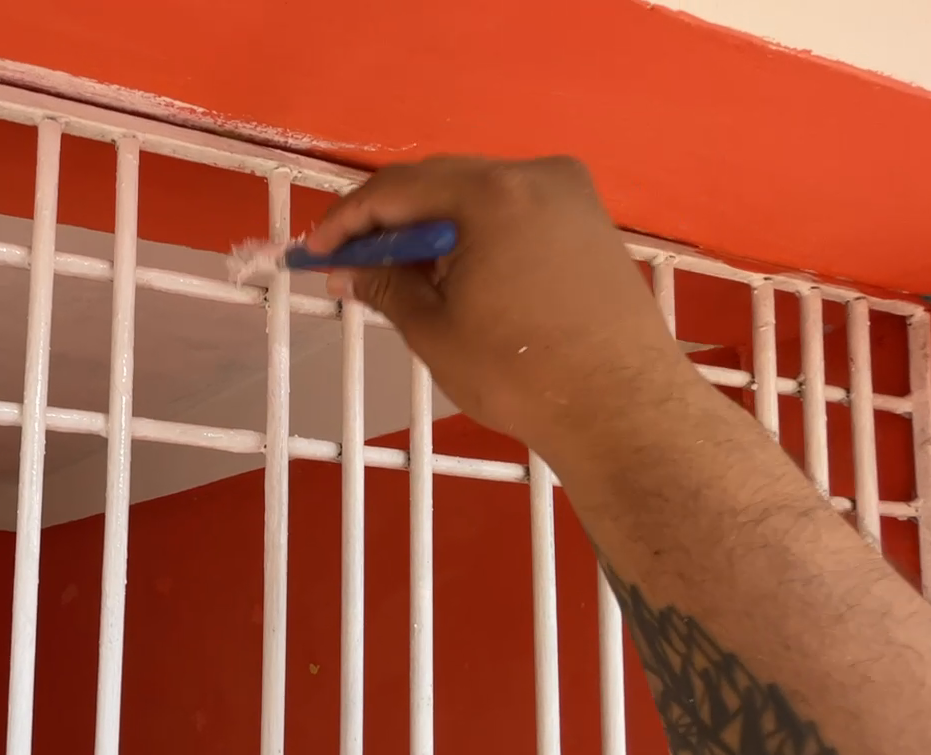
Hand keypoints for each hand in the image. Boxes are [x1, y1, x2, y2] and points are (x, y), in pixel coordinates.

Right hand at [309, 154, 695, 457]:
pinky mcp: (582, 218)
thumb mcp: (432, 329)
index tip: (313, 251)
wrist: (617, 403)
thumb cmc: (514, 371)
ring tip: (388, 270)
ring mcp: (566, 193)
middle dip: (382, 219)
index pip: (396, 190)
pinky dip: (462, 231)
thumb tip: (346, 270)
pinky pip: (503, 209)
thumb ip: (385, 285)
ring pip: (470, 193)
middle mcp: (533, 176)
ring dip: (422, 225)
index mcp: (491, 196)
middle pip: (435, 182)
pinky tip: (441, 267)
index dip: (345, 220)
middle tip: (345, 260)